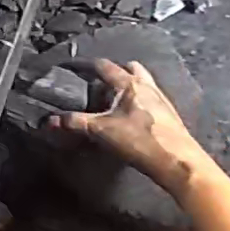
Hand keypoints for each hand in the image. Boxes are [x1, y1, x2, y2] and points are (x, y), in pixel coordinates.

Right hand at [48, 59, 214, 196]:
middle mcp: (148, 87)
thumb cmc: (140, 141)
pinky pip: (151, 98)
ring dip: (128, 85)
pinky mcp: (170, 116)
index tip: (70, 67)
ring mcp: (162, 101)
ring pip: (143, 83)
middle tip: (97, 81)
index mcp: (129, 84)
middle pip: (130, 69)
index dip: (85, 65)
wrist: (180, 164)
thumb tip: (49, 120)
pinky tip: (130, 114)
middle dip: (114, 71)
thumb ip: (74, 122)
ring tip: (113, 97)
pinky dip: (138, 100)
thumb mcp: (100, 131)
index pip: (104, 66)